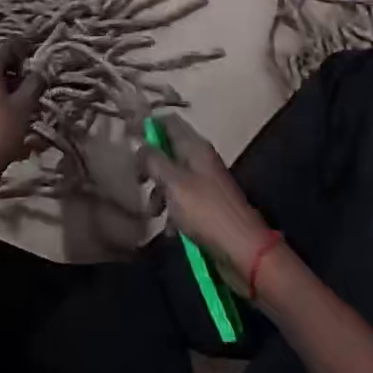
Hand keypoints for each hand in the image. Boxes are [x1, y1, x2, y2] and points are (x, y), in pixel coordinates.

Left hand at [0, 49, 38, 189]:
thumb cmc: (0, 130)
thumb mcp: (25, 105)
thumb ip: (34, 83)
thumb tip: (40, 71)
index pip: (6, 46)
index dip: (22, 45)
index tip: (36, 49)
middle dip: (13, 63)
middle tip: (30, 72)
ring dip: (6, 79)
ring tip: (24, 92)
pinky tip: (9, 107)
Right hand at [140, 115, 272, 283]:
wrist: (243, 250)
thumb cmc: (205, 211)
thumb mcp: (173, 182)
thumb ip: (153, 160)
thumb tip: (141, 146)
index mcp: (195, 147)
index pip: (168, 122)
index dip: (148, 126)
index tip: (129, 140)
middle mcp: (200, 160)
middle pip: (167, 151)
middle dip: (150, 167)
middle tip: (139, 181)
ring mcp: (204, 183)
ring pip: (171, 179)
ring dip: (159, 194)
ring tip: (154, 213)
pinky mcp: (206, 207)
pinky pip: (181, 202)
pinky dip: (173, 213)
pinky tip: (171, 230)